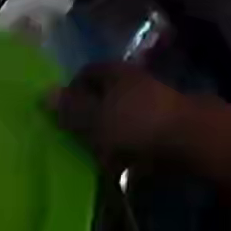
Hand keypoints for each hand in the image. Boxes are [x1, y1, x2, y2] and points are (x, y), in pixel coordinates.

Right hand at [46, 63, 187, 163]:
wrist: (187, 137)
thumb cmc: (136, 120)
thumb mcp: (96, 117)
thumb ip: (71, 108)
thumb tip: (43, 93)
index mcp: (113, 70)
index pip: (85, 73)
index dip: (71, 91)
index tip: (61, 113)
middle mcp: (130, 78)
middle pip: (102, 93)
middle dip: (89, 113)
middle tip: (76, 135)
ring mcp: (148, 99)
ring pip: (119, 112)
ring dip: (108, 130)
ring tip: (96, 152)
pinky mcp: (161, 122)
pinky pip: (135, 130)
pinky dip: (126, 143)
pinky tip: (119, 160)